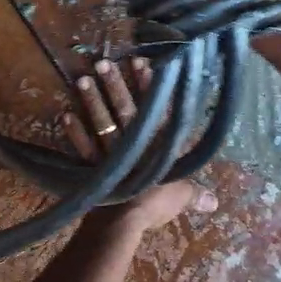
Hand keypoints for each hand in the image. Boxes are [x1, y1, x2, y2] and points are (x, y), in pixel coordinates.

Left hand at [61, 57, 217, 234]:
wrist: (124, 221)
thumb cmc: (155, 202)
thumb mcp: (180, 197)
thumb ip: (195, 194)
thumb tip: (215, 202)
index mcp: (156, 144)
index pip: (154, 108)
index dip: (147, 84)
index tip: (138, 60)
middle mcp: (133, 142)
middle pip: (124, 108)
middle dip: (115, 84)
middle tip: (103, 62)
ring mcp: (111, 152)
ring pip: (102, 121)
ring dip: (91, 100)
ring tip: (82, 79)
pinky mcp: (93, 166)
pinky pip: (82, 146)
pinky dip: (75, 131)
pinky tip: (65, 115)